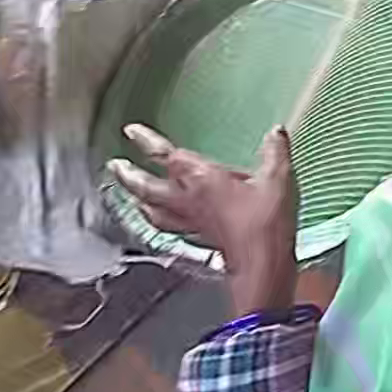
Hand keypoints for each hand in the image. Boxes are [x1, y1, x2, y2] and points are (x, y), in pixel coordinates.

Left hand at [110, 124, 300, 314]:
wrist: (262, 261)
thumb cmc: (265, 221)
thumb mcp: (277, 179)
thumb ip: (275, 152)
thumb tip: (275, 132)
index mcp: (202, 179)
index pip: (166, 155)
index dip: (147, 141)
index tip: (131, 131)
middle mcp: (189, 199)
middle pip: (148, 186)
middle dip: (129, 175)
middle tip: (115, 165)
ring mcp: (192, 220)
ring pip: (153, 208)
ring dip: (138, 199)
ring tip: (131, 193)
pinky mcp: (199, 236)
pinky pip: (168, 225)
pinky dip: (157, 219)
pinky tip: (159, 219)